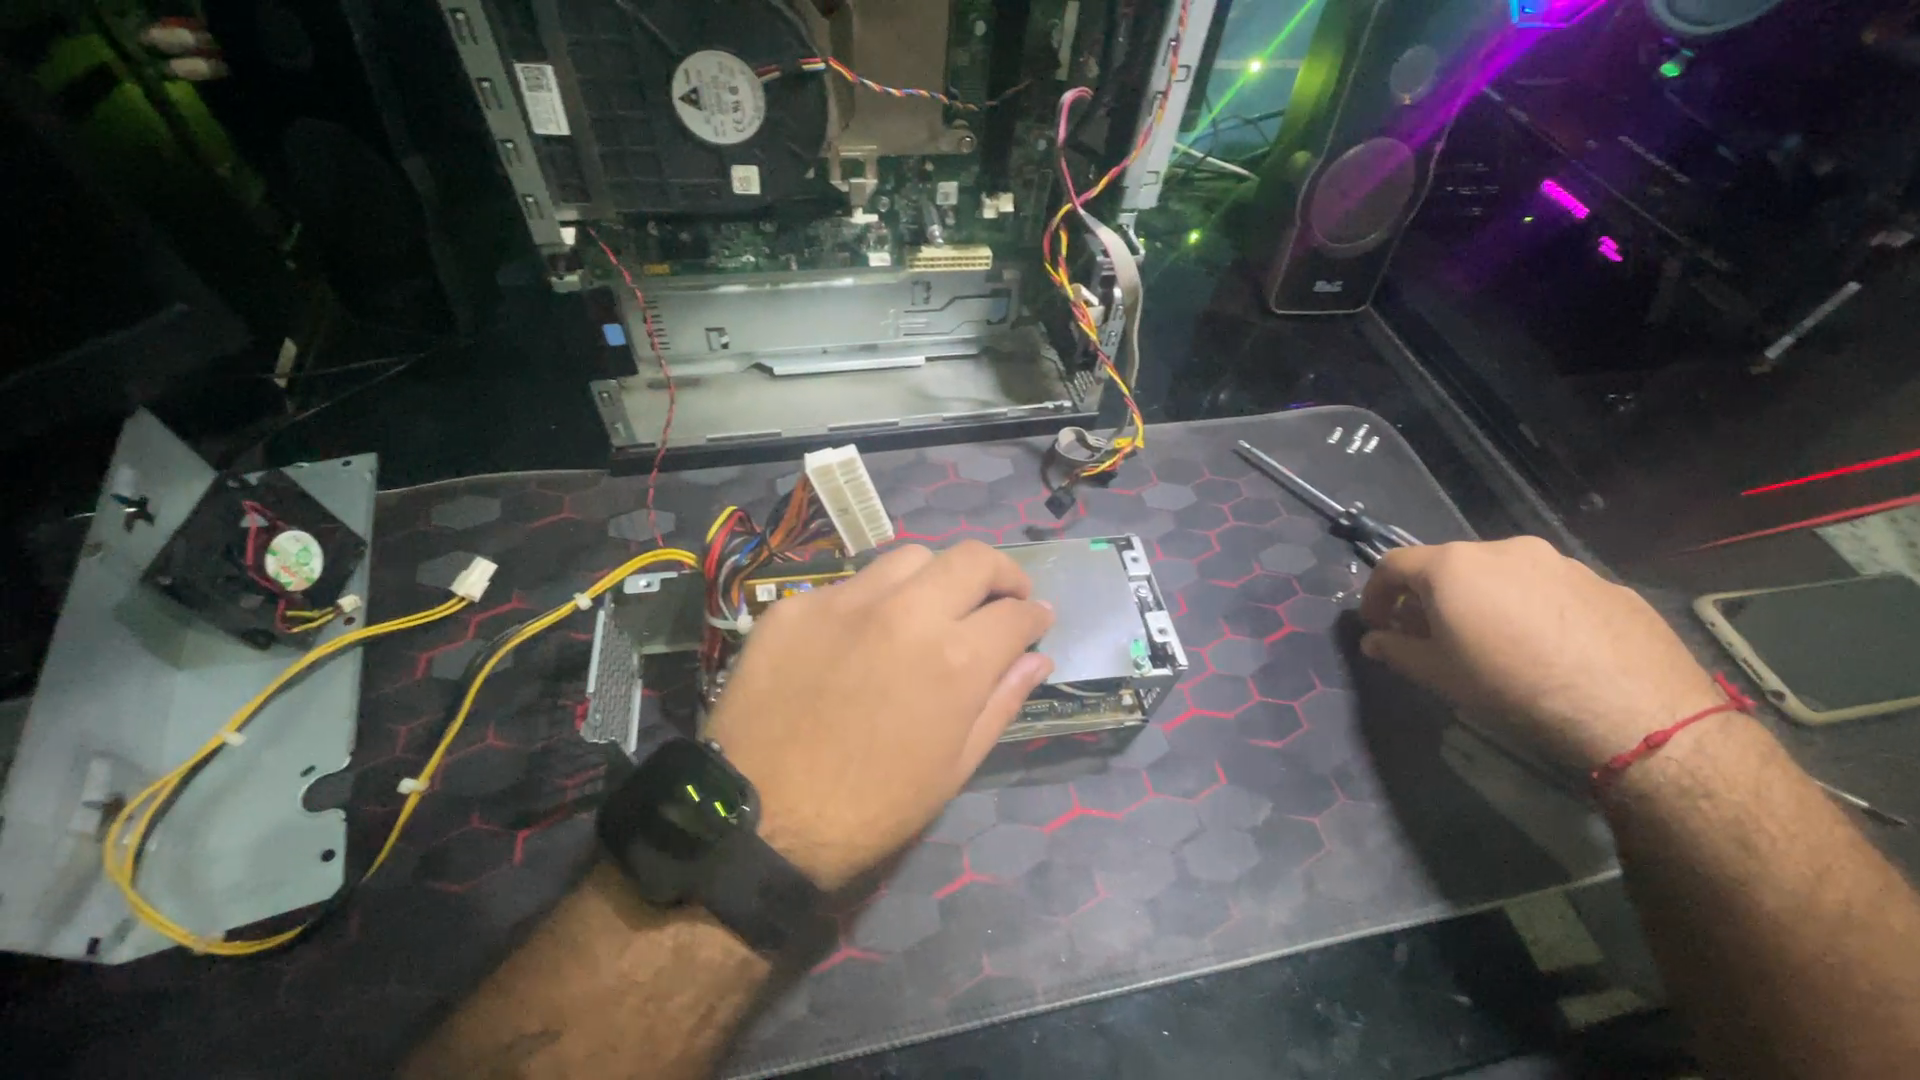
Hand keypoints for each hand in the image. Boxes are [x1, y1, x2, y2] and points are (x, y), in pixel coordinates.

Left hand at [704, 542, 1055, 889]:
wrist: (758, 818)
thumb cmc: (870, 809)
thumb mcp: (953, 768)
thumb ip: (1001, 703)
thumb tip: (1036, 659)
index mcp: (955, 659)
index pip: (1016, 612)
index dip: (1036, 615)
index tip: (1037, 620)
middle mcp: (906, 612)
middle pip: (972, 559)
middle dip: (1001, 573)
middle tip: (1001, 596)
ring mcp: (846, 601)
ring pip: (909, 557)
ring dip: (936, 577)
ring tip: (932, 607)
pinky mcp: (796, 606)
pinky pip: (850, 585)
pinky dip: (873, 601)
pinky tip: (863, 635)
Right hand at [1358, 537, 1723, 770]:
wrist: (1632, 707)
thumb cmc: (1511, 686)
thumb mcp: (1439, 675)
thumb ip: (1397, 651)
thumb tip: (1375, 641)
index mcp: (1453, 567)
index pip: (1393, 564)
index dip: (1376, 594)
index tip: (1377, 625)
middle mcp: (1502, 549)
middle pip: (1449, 565)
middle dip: (1431, 597)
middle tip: (1432, 636)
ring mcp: (1558, 561)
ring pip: (1502, 574)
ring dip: (1483, 600)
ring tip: (1493, 642)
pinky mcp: (1601, 581)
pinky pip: (1547, 588)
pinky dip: (1529, 608)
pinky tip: (1545, 648)